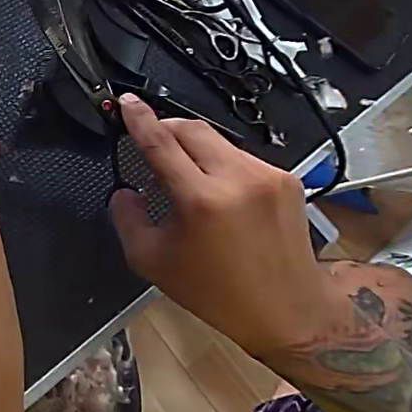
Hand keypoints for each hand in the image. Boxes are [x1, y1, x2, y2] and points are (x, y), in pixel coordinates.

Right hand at [108, 95, 356, 357]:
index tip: (128, 102)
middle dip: (168, 129)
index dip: (139, 119)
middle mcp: (238, 178)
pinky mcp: (286, 179)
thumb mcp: (156, 264)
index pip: (162, 143)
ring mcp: (267, 175)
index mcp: (202, 201)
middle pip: (192, 129)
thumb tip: (124, 192)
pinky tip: (223, 196)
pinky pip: (244, 158)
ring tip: (191, 182)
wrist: (287, 308)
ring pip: (219, 142)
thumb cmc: (219, 294)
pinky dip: (224, 167)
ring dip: (197, 152)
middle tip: (154, 145)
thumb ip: (128, 221)